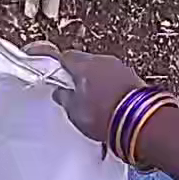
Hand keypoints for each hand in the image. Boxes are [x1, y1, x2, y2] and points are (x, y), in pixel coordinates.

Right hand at [25, 44, 144, 143]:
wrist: (143, 123)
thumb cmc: (106, 116)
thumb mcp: (75, 111)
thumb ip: (64, 98)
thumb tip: (60, 92)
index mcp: (83, 65)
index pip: (61, 56)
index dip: (47, 57)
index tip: (35, 56)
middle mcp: (102, 61)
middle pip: (81, 61)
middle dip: (73, 73)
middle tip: (66, 88)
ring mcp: (120, 68)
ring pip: (98, 69)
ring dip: (91, 80)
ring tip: (87, 100)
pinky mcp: (133, 78)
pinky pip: (113, 78)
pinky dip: (106, 86)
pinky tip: (105, 102)